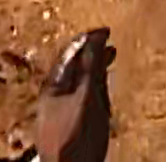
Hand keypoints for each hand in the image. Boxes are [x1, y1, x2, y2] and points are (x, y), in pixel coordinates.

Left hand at [35, 28, 112, 161]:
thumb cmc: (73, 134)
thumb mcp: (83, 96)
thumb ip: (89, 68)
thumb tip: (94, 39)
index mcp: (53, 85)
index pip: (71, 53)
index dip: (88, 40)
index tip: (105, 31)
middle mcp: (59, 93)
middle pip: (77, 64)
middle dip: (93, 50)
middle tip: (109, 38)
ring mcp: (68, 106)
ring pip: (84, 77)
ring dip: (97, 63)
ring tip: (112, 53)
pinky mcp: (79, 118)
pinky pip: (88, 91)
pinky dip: (98, 79)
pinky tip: (106, 76)